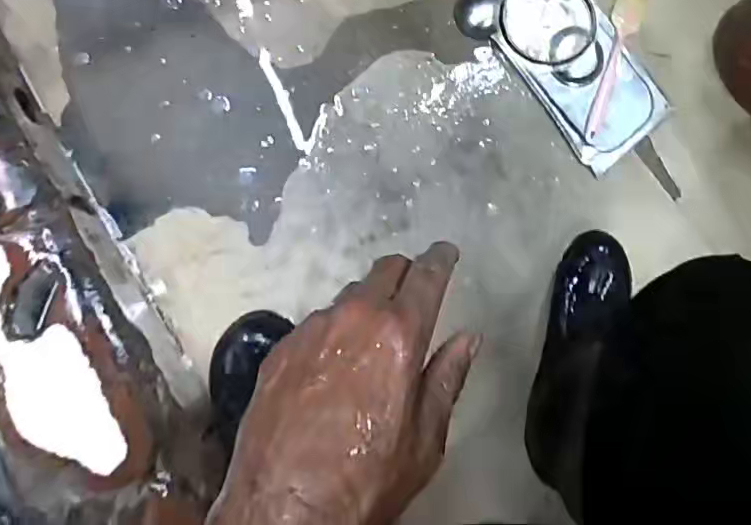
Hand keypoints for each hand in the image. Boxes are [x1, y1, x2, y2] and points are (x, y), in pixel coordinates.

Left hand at [207, 242, 482, 524]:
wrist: (282, 510)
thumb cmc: (366, 480)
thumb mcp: (424, 440)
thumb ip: (448, 378)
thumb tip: (468, 336)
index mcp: (398, 334)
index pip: (425, 275)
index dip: (440, 258)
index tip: (446, 251)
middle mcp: (355, 316)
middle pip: (385, 268)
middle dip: (404, 273)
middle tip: (411, 294)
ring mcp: (313, 326)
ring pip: (349, 295)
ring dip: (366, 306)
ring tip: (368, 342)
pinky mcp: (283, 344)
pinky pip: (317, 322)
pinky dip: (333, 332)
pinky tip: (331, 367)